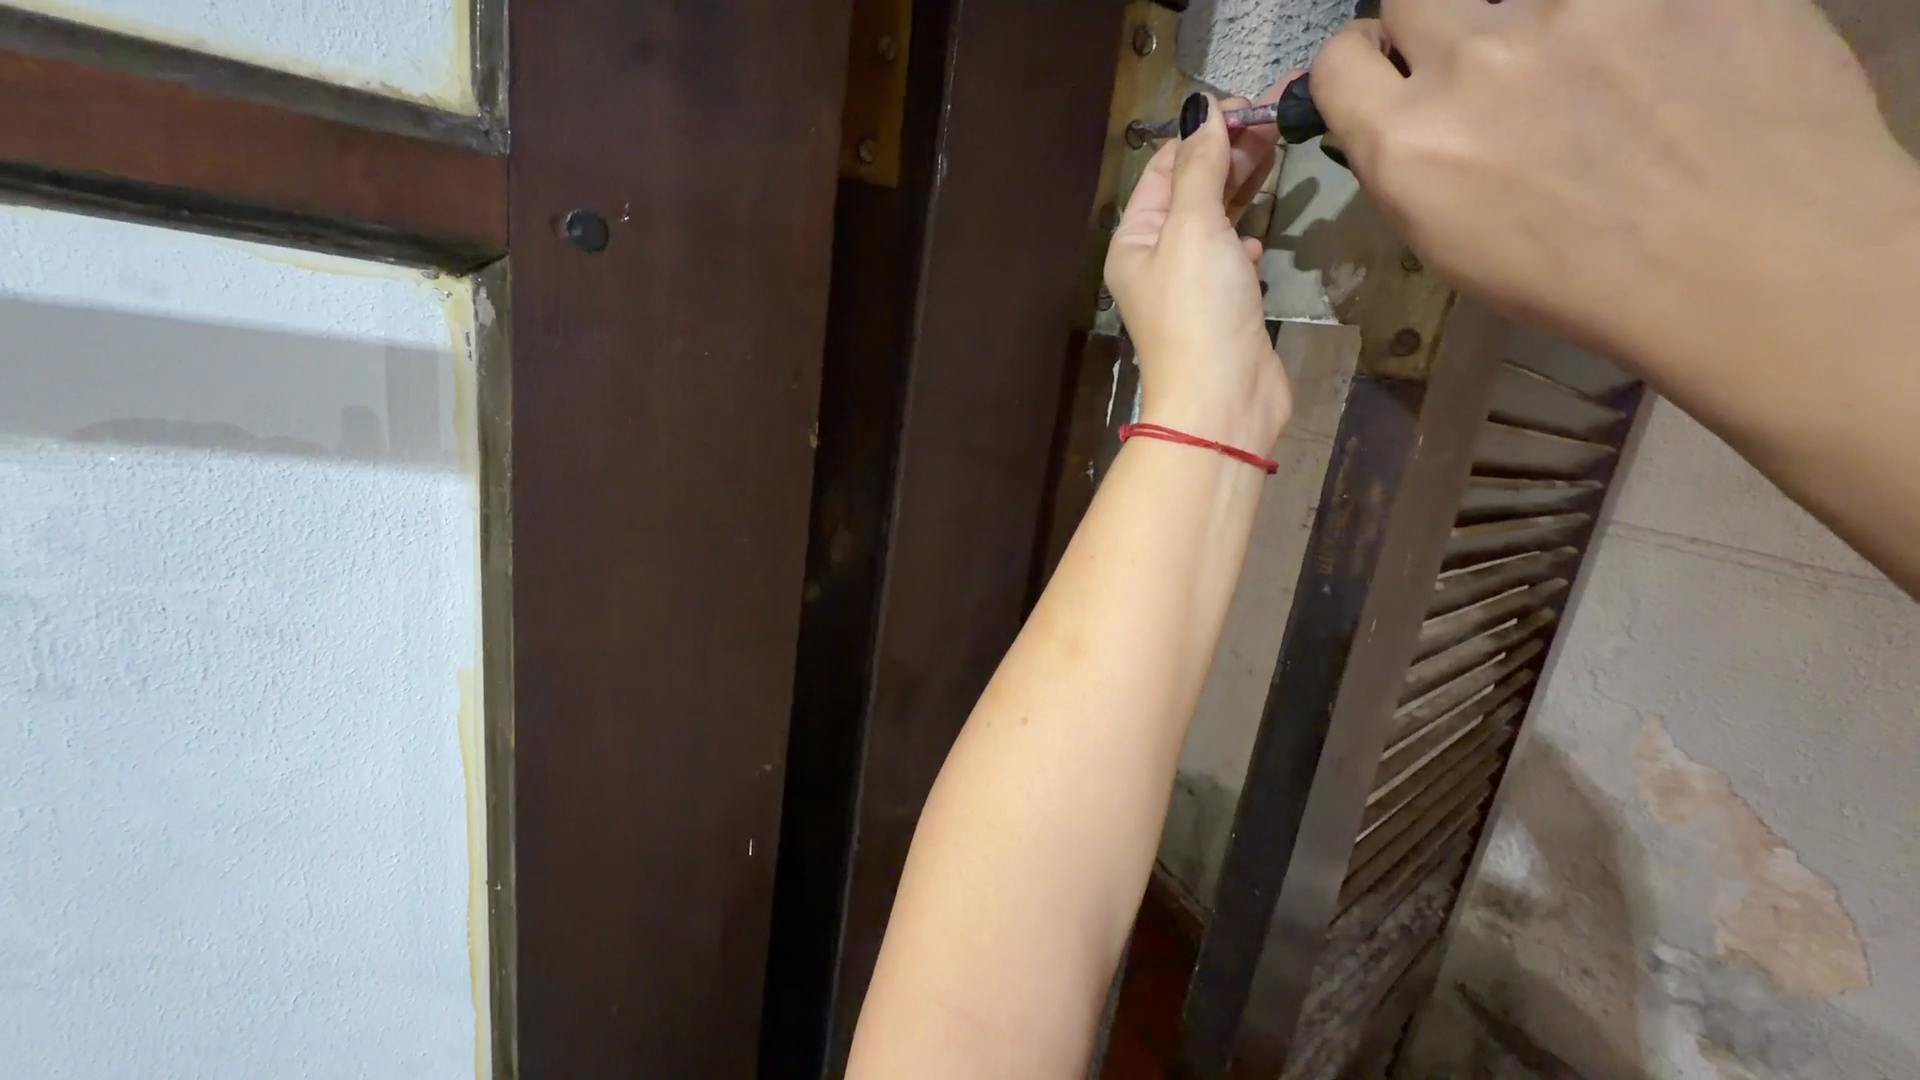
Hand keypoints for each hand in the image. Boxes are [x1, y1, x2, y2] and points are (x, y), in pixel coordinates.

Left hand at [1105, 89, 1293, 454]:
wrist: (1222, 397)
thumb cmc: (1198, 309)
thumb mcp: (1192, 228)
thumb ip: (1199, 170)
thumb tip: (1204, 115)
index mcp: (1133, 241)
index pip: (1162, 171)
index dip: (1201, 135)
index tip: (1249, 107)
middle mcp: (1155, 262)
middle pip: (1191, 193)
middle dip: (1228, 157)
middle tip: (1277, 120)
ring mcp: (1189, 287)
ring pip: (1215, 224)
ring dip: (1241, 191)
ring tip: (1278, 153)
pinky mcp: (1222, 308)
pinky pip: (1230, 261)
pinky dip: (1243, 244)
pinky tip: (1255, 242)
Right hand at [1312, 0, 1919, 366]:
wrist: (1745, 257)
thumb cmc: (1574, 281)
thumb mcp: (1447, 244)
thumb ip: (1410, 163)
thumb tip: (1403, 116)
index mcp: (1407, 143)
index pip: (1335, 60)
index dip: (1356, 66)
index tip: (1386, 79)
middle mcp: (1470, 60)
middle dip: (1428, 27)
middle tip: (1477, 64)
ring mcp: (1573, 3)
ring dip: (1527, 22)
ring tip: (1580, 66)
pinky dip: (1618, 20)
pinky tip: (1650, 57)